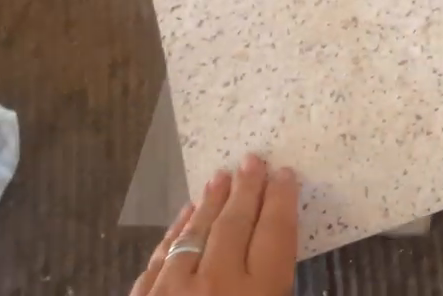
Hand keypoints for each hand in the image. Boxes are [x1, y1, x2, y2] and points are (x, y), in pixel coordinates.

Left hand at [131, 154, 298, 295]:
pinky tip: (183, 218)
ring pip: (193, 237)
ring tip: (218, 179)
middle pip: (235, 225)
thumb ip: (273, 277)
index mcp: (259, 289)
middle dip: (245, 189)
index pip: (276, 230)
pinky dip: (172, 236)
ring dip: (207, 205)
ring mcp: (173, 293)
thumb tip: (274, 238)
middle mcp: (217, 283)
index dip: (281, 197)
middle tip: (251, 160)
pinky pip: (158, 262)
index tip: (284, 172)